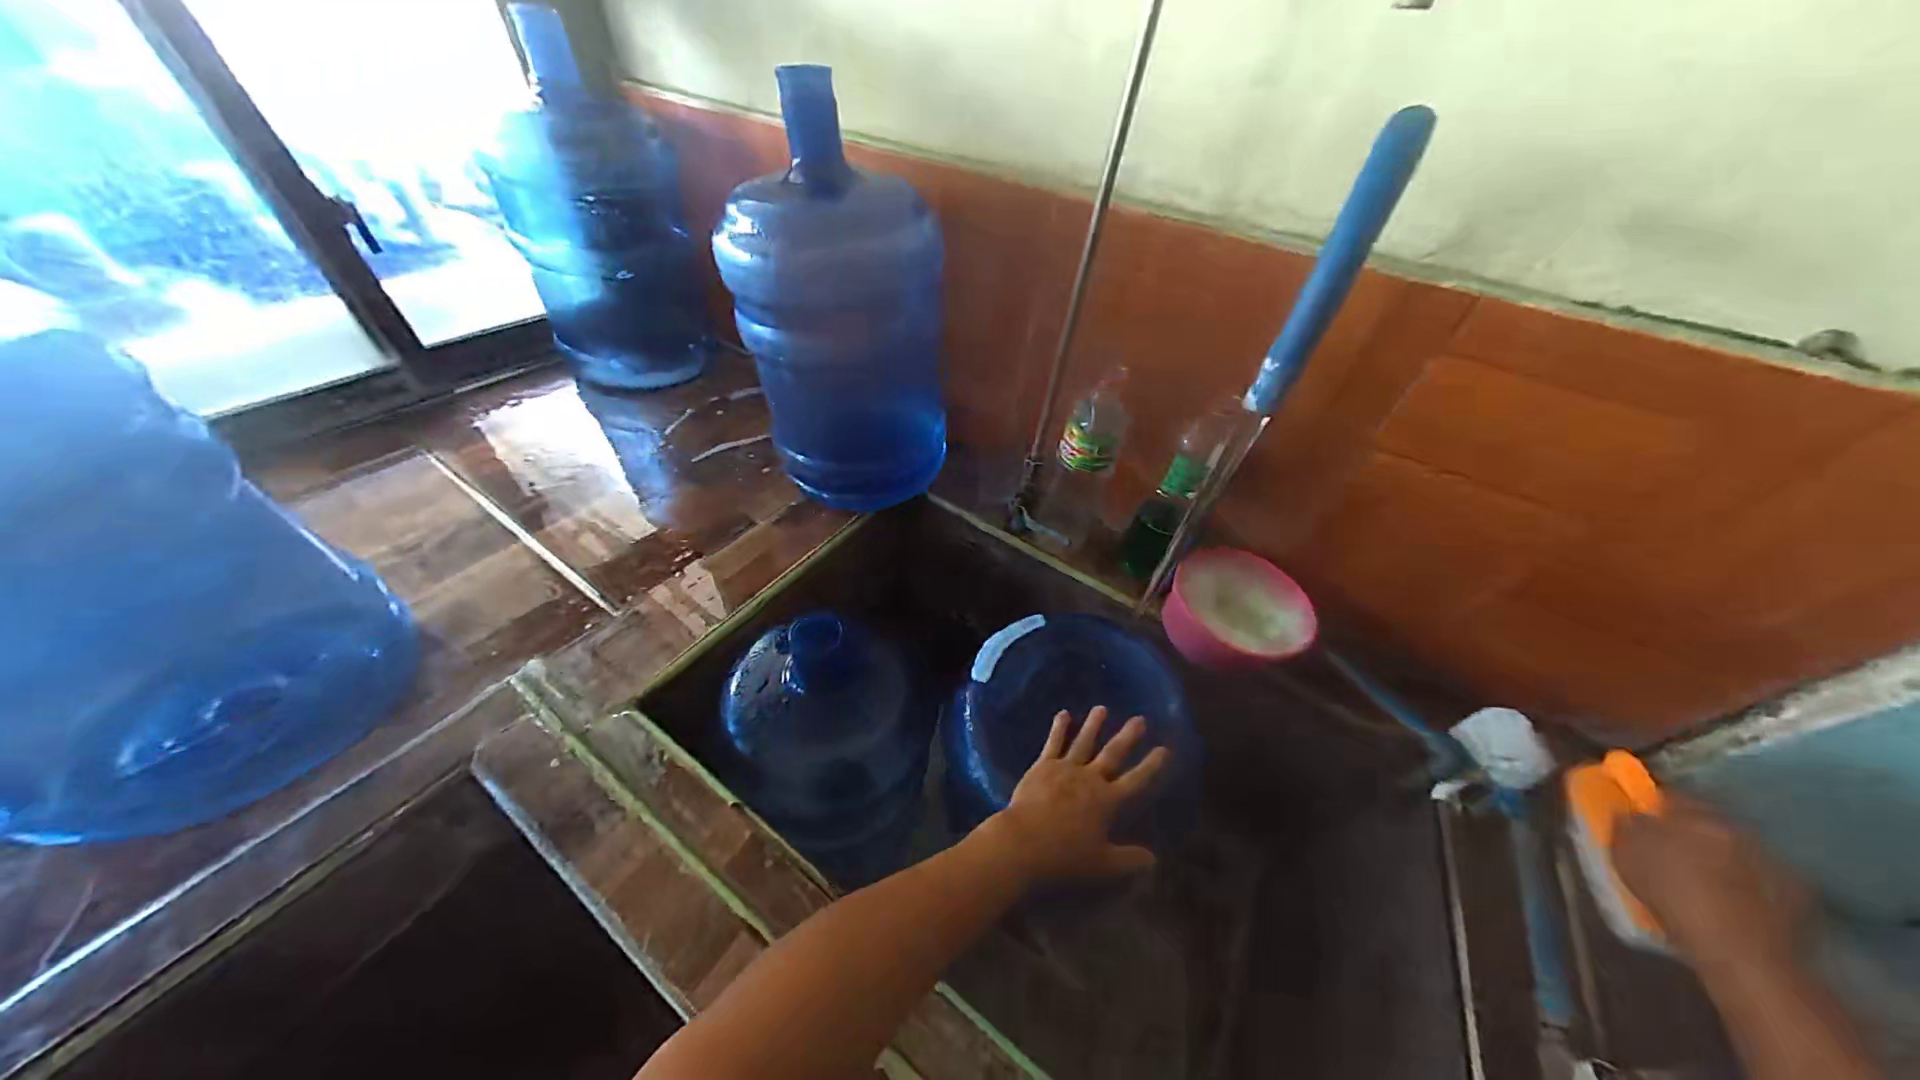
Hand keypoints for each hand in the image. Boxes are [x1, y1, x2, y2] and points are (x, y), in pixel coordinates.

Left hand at [974, 706, 1169, 885]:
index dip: (1151, 765)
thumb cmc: (1065, 855)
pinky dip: (1059, 728)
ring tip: (1102, 708)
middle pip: (1112, 754)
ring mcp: (1066, 769)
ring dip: (1094, 725)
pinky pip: (1054, 743)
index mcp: (1107, 801)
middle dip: (1127, 737)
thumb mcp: (1103, 864)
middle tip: (1139, 719)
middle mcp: (1090, 779)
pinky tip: (1063, 714)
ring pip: (1084, 742)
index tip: (1164, 748)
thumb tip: (1154, 860)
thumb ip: (1129, 860)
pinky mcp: (1043, 766)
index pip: (1136, 780)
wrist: (1025, 841)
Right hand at [1614, 795, 1809, 975]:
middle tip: (1670, 845)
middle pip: (1707, 820)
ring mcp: (1772, 861)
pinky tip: (1732, 897)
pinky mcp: (1797, 893)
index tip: (1641, 814)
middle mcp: (1737, 829)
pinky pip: (1762, 876)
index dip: (1653, 803)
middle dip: (1690, 829)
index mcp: (1695, 816)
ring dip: (1720, 855)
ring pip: (1736, 848)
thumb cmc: (1671, 894)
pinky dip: (1747, 881)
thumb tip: (1628, 812)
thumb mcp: (1626, 855)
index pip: (1669, 795)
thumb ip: (1626, 826)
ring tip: (1701, 875)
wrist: (1740, 951)